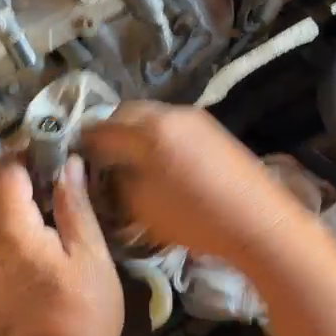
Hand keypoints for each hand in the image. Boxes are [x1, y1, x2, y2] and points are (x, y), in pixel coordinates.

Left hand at [0, 155, 123, 335]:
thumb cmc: (82, 316)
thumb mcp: (91, 257)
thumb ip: (75, 207)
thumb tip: (70, 165)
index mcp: (10, 232)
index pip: (2, 172)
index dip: (25, 154)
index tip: (52, 151)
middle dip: (6, 168)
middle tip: (43, 169)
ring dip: (2, 191)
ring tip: (42, 193)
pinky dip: (1, 214)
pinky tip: (35, 222)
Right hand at [83, 102, 319, 265]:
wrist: (259, 221)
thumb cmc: (196, 219)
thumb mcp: (143, 207)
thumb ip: (118, 182)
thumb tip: (107, 170)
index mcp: (149, 130)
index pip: (102, 127)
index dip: (85, 141)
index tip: (76, 156)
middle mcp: (170, 114)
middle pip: (127, 113)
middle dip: (110, 131)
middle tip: (101, 157)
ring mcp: (195, 118)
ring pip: (151, 116)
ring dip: (135, 132)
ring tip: (130, 160)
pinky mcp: (212, 129)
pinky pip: (172, 124)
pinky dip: (157, 136)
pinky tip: (159, 161)